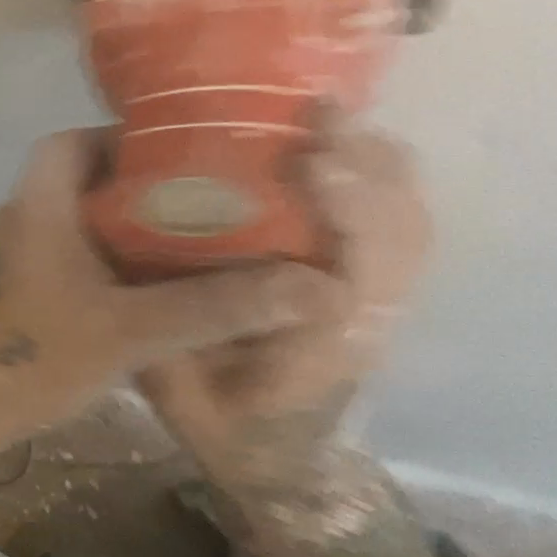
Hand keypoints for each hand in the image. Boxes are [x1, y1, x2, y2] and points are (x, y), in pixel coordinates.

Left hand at [0, 129, 342, 437]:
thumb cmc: (35, 360)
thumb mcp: (133, 332)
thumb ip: (219, 306)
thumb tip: (321, 286)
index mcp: (34, 211)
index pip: (68, 142)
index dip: (121, 137)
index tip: (182, 153)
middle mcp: (11, 221)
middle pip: (74, 179)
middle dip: (136, 184)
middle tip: (204, 199)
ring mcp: (2, 256)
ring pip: (66, 218)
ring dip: (120, 224)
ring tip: (191, 237)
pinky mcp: (2, 287)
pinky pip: (55, 252)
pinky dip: (98, 256)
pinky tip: (146, 285)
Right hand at [137, 120, 430, 472]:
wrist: (260, 442)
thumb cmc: (205, 408)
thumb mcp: (170, 379)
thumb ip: (174, 325)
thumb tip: (148, 247)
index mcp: (317, 352)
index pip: (356, 277)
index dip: (344, 219)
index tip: (309, 164)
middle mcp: (365, 324)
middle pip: (399, 240)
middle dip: (366, 172)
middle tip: (316, 116)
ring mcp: (378, 304)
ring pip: (408, 227)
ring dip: (379, 167)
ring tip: (328, 114)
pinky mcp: (373, 286)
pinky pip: (399, 225)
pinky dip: (383, 178)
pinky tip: (339, 141)